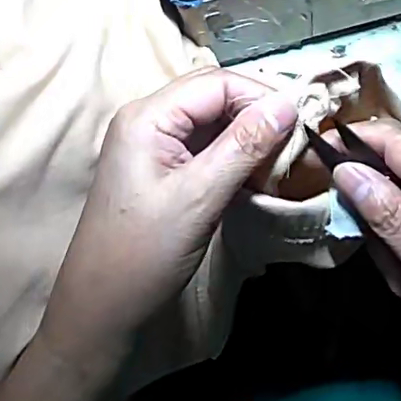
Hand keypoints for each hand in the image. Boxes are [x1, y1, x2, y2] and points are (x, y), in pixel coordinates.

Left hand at [37, 70, 297, 376]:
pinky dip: (237, 153)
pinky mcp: (164, 166)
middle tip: (295, 140)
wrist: (99, 316)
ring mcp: (155, 142)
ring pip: (215, 119)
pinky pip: (208, 143)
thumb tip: (289, 104)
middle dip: (258, 112)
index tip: (301, 123)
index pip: (217, 83)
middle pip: (216, 95)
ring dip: (250, 134)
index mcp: (148, 117)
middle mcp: (149, 119)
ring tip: (282, 158)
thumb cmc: (142, 256)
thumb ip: (244, 146)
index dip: (261, 97)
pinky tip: (258, 172)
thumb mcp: (199, 198)